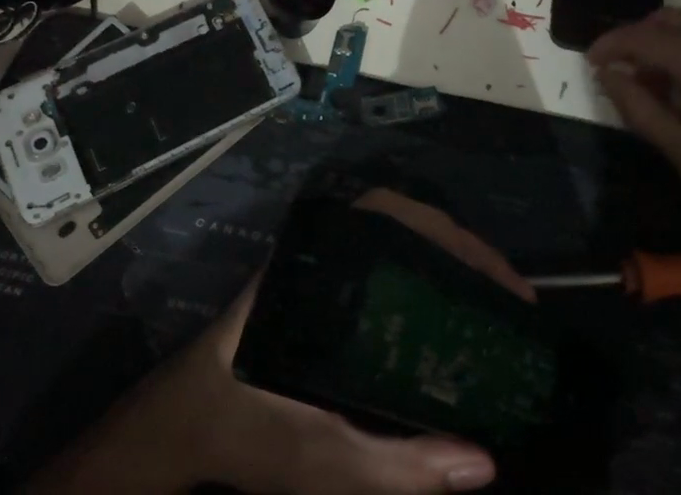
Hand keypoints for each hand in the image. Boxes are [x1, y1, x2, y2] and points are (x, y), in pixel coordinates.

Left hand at [32, 190, 533, 494]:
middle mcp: (317, 262)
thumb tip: (482, 465)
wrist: (169, 434)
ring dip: (446, 265)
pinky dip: (423, 289)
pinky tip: (447, 326)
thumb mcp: (309, 456)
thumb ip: (390, 466)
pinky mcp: (319, 305)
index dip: (448, 231)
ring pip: (392, 250)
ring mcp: (318, 280)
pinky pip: (382, 279)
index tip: (498, 275)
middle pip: (400, 227)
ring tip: (492, 306)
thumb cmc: (232, 430)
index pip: (387, 213)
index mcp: (312, 269)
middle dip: (462, 251)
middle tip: (511, 296)